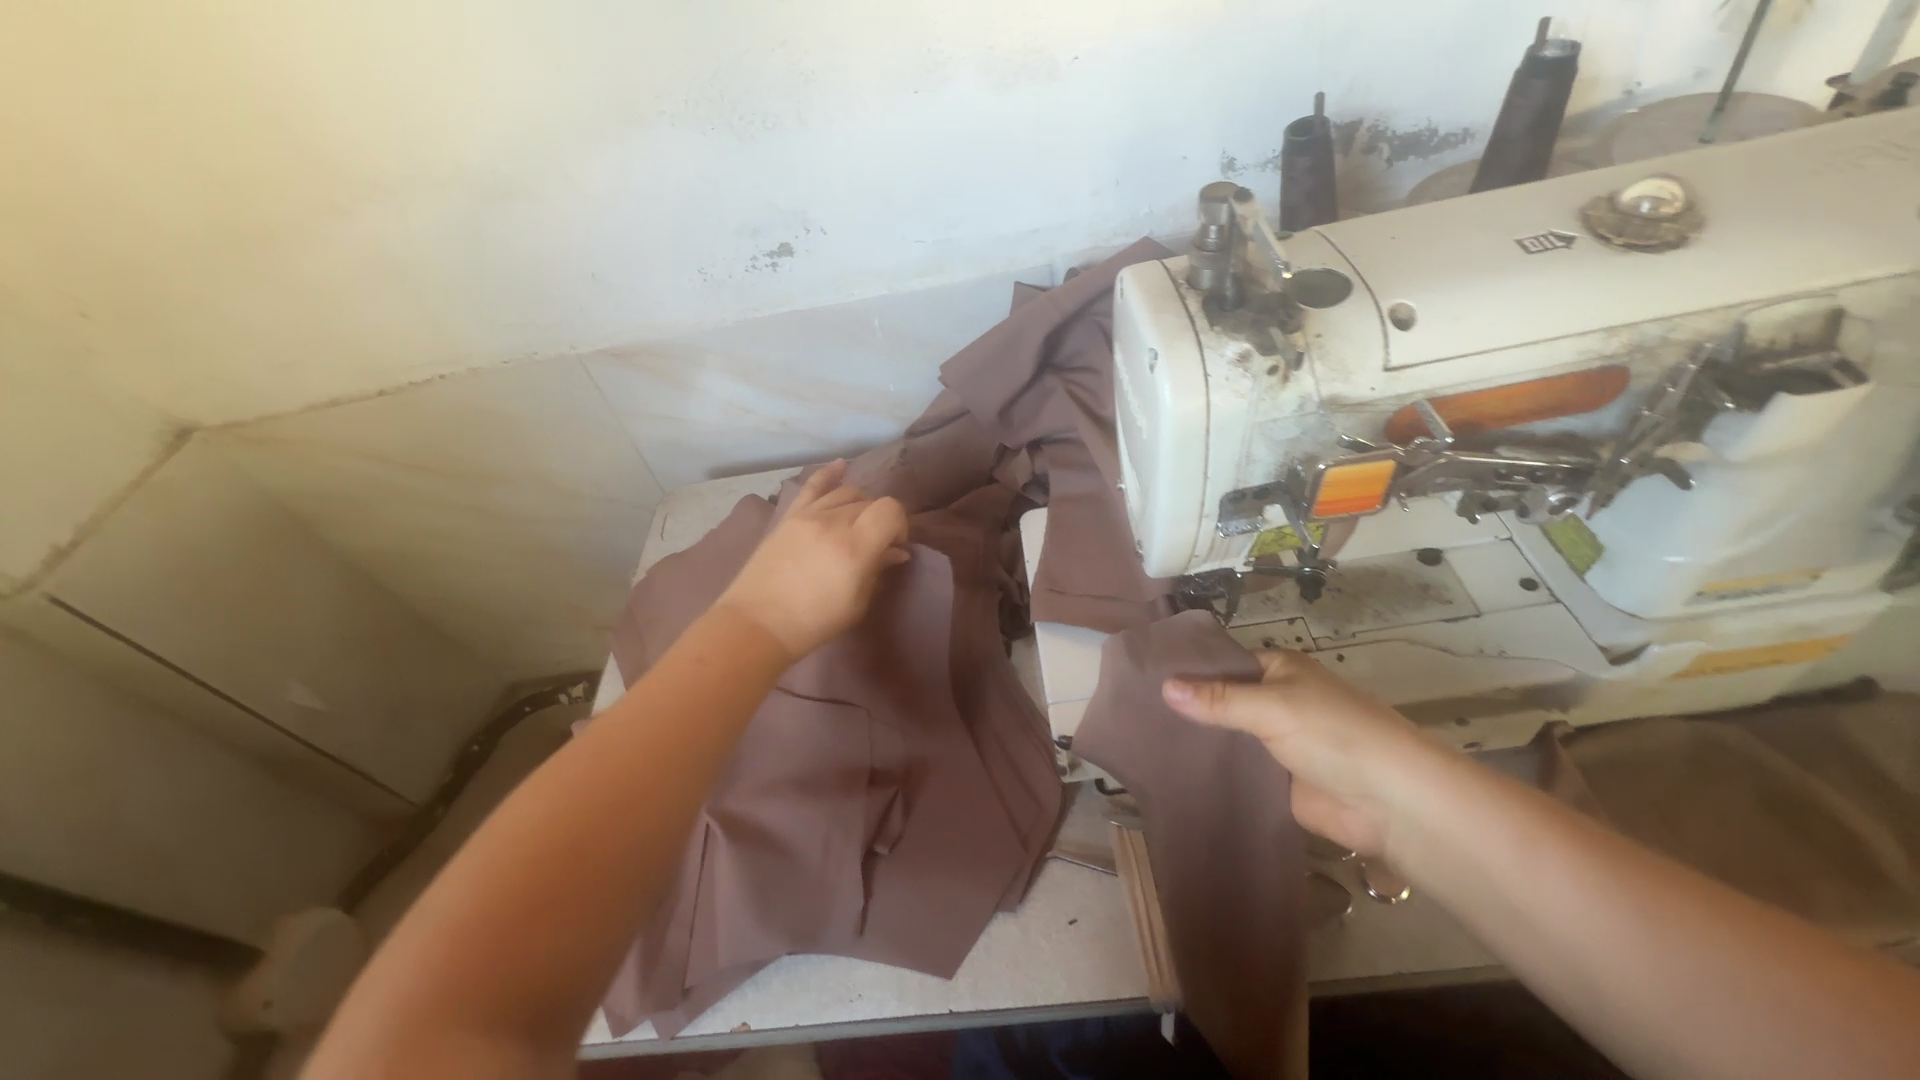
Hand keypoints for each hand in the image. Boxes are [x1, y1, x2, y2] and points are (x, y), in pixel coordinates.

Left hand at [715, 461, 909, 661]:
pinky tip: (841, 465)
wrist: (758, 624)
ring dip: (860, 506)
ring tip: (857, 526)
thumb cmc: (814, 623)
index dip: (900, 525)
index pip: (891, 510)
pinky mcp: (789, 516)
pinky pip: (812, 485)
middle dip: (880, 521)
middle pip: (869, 502)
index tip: (894, 546)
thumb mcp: (857, 603)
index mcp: (855, 546)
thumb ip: (878, 570)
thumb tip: (895, 551)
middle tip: (876, 546)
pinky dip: (829, 473)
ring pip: (846, 493)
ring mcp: (808, 515)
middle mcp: (833, 522)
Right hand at [1162, 650, 1452, 857]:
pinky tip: (1171, 775)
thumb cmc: (1334, 734)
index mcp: (1280, 671)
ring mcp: (1275, 744)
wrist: (1388, 801)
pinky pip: (1236, 773)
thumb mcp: (1272, 706)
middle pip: (1222, 702)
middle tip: (1132, 714)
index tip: (1141, 679)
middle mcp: (1277, 702)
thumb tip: (1163, 686)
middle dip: (1187, 709)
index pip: (1224, 664)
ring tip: (1140, 744)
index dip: (1189, 671)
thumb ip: (1218, 699)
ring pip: (1227, 739)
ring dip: (1198, 743)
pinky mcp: (1276, 782)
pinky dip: (1212, 773)